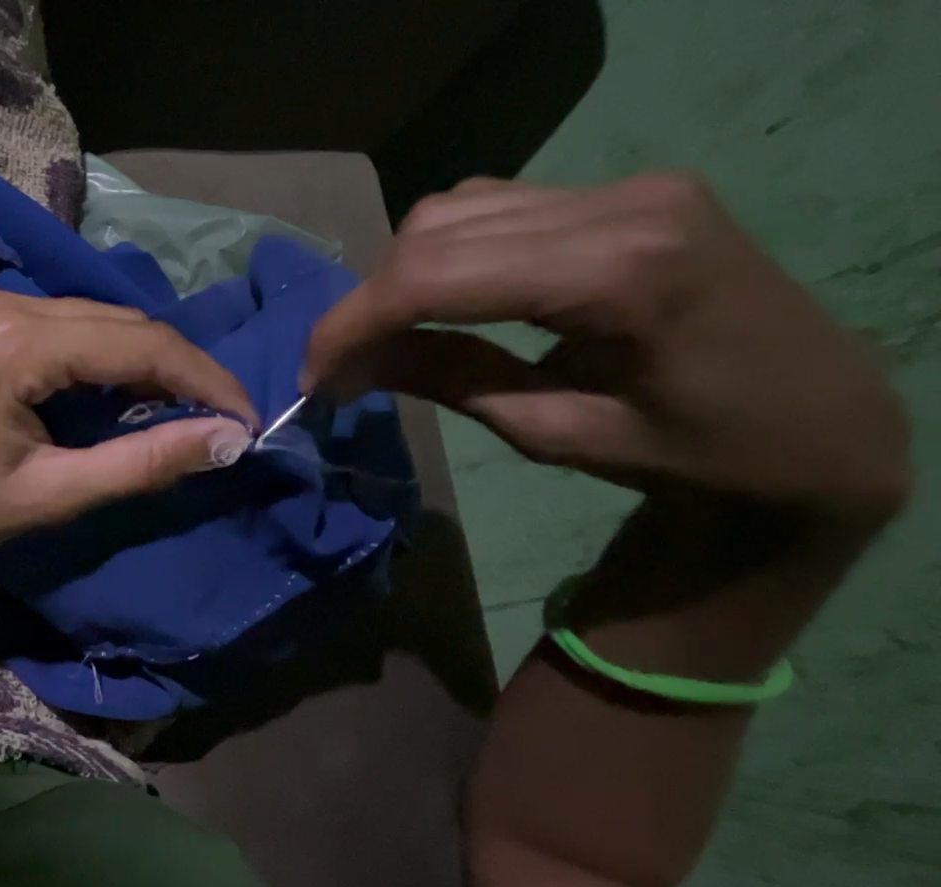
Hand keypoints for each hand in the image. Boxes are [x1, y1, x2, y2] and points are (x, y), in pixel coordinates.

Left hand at [0, 290, 256, 567]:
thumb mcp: (54, 495)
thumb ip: (143, 464)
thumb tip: (228, 440)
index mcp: (15, 343)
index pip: (138, 345)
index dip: (204, 381)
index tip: (248, 422)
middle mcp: (5, 303)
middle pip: (123, 323)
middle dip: (182, 370)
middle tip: (223, 422)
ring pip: (101, 320)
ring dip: (148, 362)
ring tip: (186, 412)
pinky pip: (70, 327)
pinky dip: (109, 359)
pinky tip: (130, 395)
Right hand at [307, 173, 909, 522]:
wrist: (819, 423)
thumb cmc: (692, 454)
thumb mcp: (554, 433)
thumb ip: (448, 380)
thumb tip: (347, 365)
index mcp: (615, 274)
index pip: (433, 278)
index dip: (351, 326)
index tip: (312, 379)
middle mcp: (621, 206)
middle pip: (435, 234)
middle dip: (367, 304)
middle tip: (342, 371)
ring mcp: (629, 187)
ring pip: (456, 211)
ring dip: (402, 275)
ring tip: (387, 339)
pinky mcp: (628, 192)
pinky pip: (497, 207)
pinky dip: (446, 253)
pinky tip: (443, 302)